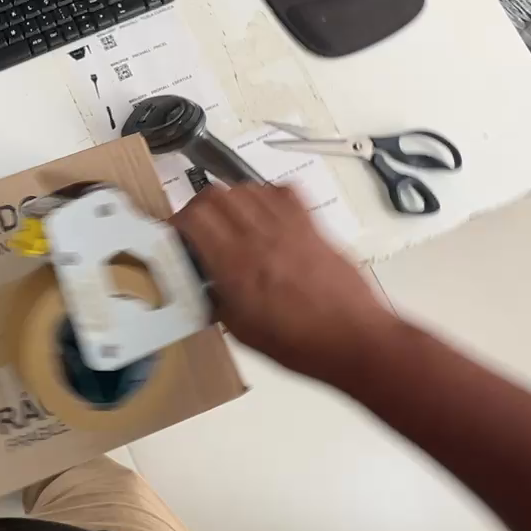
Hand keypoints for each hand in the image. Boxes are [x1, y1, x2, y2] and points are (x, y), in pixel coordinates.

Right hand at [172, 183, 398, 380]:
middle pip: (215, 194)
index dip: (177, 222)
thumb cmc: (301, 343)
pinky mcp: (312, 226)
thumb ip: (216, 298)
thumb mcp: (240, 329)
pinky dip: (267, 194)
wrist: (354, 341)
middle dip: (198, 206)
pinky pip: (284, 191)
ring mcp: (288, 227)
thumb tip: (204, 283)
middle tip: (198, 224)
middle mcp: (259, 238)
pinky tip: (264, 214)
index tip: (176, 233)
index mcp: (236, 265)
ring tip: (230, 219)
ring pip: (246, 187)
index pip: (193, 218)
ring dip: (230, 199)